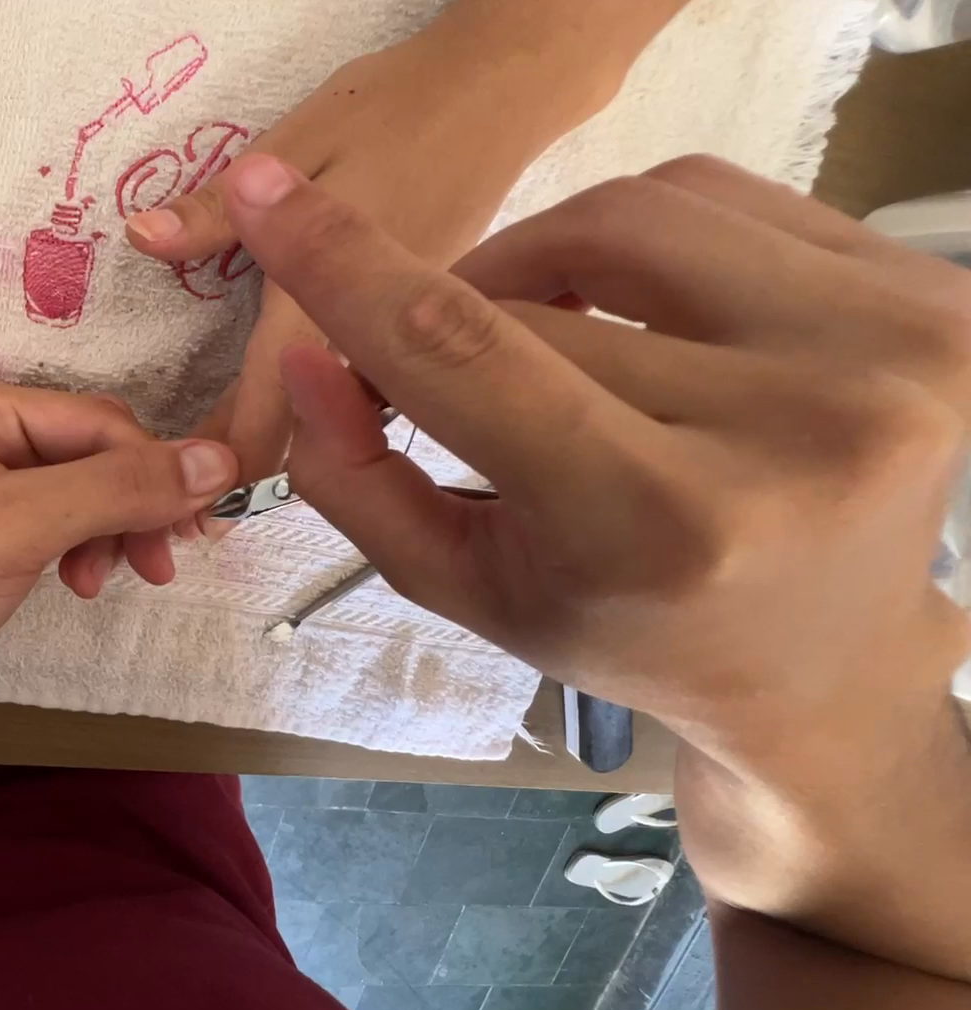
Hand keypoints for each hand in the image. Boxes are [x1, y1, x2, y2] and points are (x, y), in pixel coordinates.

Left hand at [0, 373, 236, 713]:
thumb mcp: (21, 527)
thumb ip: (118, 488)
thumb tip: (220, 460)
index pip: (97, 422)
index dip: (154, 468)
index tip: (204, 518)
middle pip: (101, 452)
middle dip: (134, 506)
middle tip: (162, 560)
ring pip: (96, 488)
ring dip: (116, 532)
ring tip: (101, 581)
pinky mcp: (7, 520)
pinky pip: (76, 517)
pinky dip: (93, 547)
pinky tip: (83, 582)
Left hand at [126, 20, 603, 506]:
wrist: (507, 92)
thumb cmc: (398, 111)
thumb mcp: (298, 141)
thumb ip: (221, 210)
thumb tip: (142, 236)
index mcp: (318, 312)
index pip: (266, 417)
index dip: (223, 473)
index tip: (184, 516)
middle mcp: (359, 351)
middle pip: (290, 437)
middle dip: (237, 479)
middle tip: (186, 523)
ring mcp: (394, 352)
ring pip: (325, 426)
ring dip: (273, 454)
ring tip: (215, 490)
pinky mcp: (412, 340)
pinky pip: (354, 398)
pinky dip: (315, 420)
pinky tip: (287, 431)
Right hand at [225, 152, 970, 753]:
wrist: (812, 658)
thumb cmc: (604, 627)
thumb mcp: (447, 580)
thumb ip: (351, 477)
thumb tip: (306, 355)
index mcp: (647, 522)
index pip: (459, 355)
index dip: (342, 267)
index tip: (261, 194)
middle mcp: (794, 422)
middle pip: (521, 299)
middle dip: (434, 321)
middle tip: (417, 372)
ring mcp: (895, 340)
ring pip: (617, 217)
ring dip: (524, 267)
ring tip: (521, 339)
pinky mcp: (935, 289)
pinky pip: (709, 199)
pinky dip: (619, 240)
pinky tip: (615, 312)